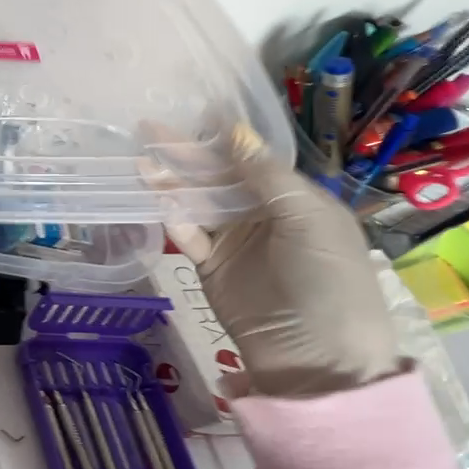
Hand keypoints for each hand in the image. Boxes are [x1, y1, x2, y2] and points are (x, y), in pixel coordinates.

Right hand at [165, 127, 403, 397]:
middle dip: (186, 153)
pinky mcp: (208, 264)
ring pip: (195, 200)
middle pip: (217, 176)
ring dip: (170, 180)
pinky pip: (185, 232)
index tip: (195, 110)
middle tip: (149, 129)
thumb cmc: (328, 282)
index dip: (226, 135)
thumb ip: (266, 176)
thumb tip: (233, 130)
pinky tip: (152, 197)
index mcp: (295, 200)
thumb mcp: (308, 221)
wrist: (317, 358)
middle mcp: (261, 213)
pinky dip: (169, 214)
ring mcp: (233, 239)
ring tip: (140, 159)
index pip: (253, 158)